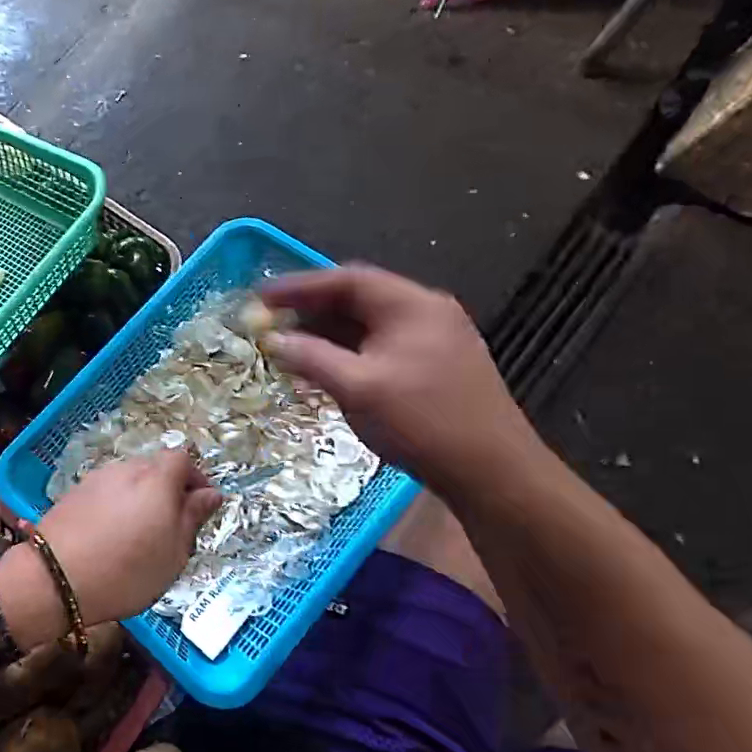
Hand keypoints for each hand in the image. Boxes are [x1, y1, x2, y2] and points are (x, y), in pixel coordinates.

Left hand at [32, 451, 221, 625]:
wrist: (54, 578)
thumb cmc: (126, 571)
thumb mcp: (174, 553)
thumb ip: (193, 518)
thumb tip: (210, 494)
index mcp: (156, 479)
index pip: (182, 458)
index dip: (196, 478)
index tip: (201, 506)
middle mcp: (125, 469)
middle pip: (155, 466)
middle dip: (169, 489)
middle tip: (173, 525)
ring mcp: (96, 478)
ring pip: (129, 479)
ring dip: (141, 497)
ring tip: (141, 533)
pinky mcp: (74, 492)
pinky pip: (107, 491)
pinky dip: (116, 505)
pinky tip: (112, 534)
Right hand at [260, 265, 539, 493]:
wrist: (490, 471)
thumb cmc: (421, 421)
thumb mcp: (357, 387)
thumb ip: (311, 357)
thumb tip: (274, 340)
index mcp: (411, 306)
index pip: (347, 280)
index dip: (299, 286)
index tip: (261, 297)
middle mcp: (425, 313)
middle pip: (357, 299)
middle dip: (310, 310)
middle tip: (270, 322)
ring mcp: (432, 340)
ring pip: (367, 325)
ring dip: (326, 333)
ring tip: (287, 347)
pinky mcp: (431, 366)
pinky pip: (378, 346)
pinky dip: (346, 352)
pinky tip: (322, 369)